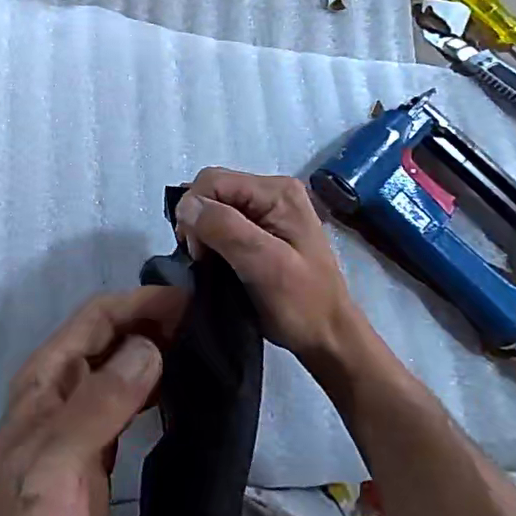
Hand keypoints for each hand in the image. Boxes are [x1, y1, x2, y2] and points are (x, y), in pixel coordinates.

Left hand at [0, 287, 187, 515]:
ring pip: (125, 364)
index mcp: (46, 379)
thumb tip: (151, 346)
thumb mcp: (55, 466)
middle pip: (113, 334)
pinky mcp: (97, 450)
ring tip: (205, 347)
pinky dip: (158, 386)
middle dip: (156, 320)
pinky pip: (131, 400)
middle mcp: (63, 389)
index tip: (192, 302)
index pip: (98, 317)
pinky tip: (185, 389)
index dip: (142, 303)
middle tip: (208, 324)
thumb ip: (98, 405)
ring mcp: (80, 420)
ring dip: (160, 349)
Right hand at [175, 167, 359, 359]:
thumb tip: (187, 205)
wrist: (328, 334)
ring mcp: (269, 208)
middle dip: (198, 222)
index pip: (212, 181)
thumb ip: (225, 229)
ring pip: (215, 206)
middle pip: (213, 190)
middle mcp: (273, 191)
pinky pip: (224, 221)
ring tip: (211, 264)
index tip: (200, 253)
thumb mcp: (264, 265)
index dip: (195, 212)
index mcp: (277, 192)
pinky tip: (219, 262)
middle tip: (204, 260)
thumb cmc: (301, 303)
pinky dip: (213, 240)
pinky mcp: (263, 227)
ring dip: (204, 233)